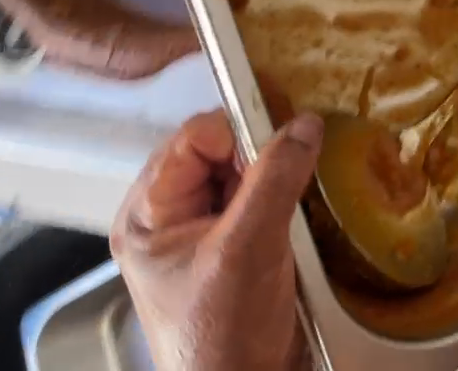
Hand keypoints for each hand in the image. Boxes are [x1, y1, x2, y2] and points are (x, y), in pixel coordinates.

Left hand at [112, 111, 323, 370]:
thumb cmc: (223, 335)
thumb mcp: (246, 251)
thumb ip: (273, 181)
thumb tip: (306, 123)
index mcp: (150, 213)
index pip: (194, 137)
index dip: (238, 133)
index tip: (275, 149)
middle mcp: (174, 212)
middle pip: (225, 145)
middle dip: (265, 151)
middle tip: (291, 178)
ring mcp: (210, 225)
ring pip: (251, 165)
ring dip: (284, 170)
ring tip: (301, 194)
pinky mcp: (244, 235)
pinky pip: (270, 189)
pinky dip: (293, 188)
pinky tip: (307, 204)